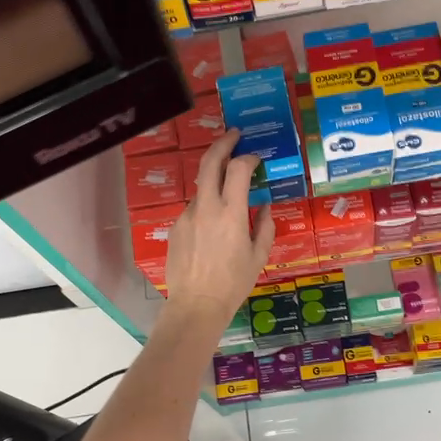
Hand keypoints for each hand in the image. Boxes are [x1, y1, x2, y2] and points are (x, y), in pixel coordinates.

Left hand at [162, 130, 274, 329]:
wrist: (196, 304)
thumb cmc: (233, 283)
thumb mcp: (258, 256)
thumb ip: (264, 226)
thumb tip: (264, 207)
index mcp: (231, 213)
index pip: (238, 169)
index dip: (249, 158)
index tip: (256, 159)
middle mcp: (207, 207)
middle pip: (210, 162)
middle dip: (223, 144)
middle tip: (234, 136)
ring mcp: (188, 215)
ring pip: (202, 188)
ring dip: (215, 182)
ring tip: (227, 194)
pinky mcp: (176, 227)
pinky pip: (194, 210)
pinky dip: (206, 208)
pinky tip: (213, 228)